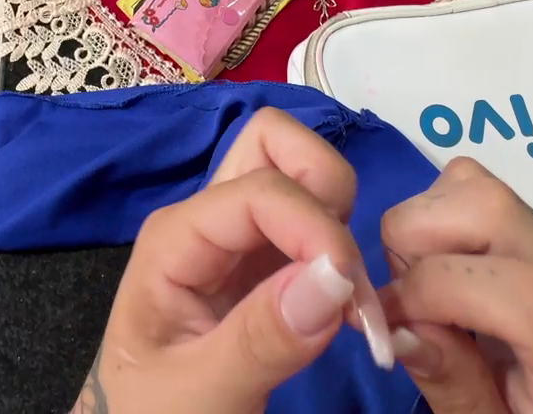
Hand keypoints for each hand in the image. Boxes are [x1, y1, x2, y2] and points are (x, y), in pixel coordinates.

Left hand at [73, 108, 394, 413]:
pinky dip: (343, 252)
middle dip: (326, 191)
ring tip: (354, 309)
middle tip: (348, 282)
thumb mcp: (194, 397)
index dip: (316, 228)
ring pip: (299, 173)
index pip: (260, 189)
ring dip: (341, 222)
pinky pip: (312, 223)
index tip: (353, 301)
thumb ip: (261, 340)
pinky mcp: (264, 262)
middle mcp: (208, 217)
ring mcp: (237, 235)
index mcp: (177, 235)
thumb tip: (335, 276)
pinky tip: (352, 315)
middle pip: (274, 143)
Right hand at [378, 157, 532, 413]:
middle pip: (494, 209)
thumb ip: (451, 385)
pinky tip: (439, 265)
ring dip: (424, 223)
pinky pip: (478, 188)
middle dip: (418, 241)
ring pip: (478, 185)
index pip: (527, 296)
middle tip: (404, 298)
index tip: (387, 320)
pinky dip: (437, 213)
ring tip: (421, 282)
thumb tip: (391, 322)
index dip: (438, 291)